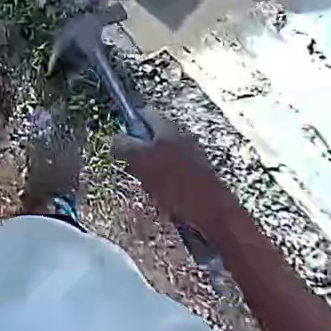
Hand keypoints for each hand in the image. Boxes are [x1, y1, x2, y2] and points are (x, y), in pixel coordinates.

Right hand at [115, 115, 241, 237]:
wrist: (215, 217)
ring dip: (150, 174)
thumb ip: (125, 146)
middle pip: (150, 139)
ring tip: (150, 190)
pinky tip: (165, 202)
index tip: (119, 140)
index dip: (128, 122)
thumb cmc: (177, 186)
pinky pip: (172, 178)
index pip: (143, 113)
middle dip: (138, 154)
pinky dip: (165, 187)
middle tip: (134, 171)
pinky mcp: (198, 178)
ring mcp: (192, 158)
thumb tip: (115, 138)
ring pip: (160, 160)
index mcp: (169, 128)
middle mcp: (182, 138)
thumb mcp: (142, 162)